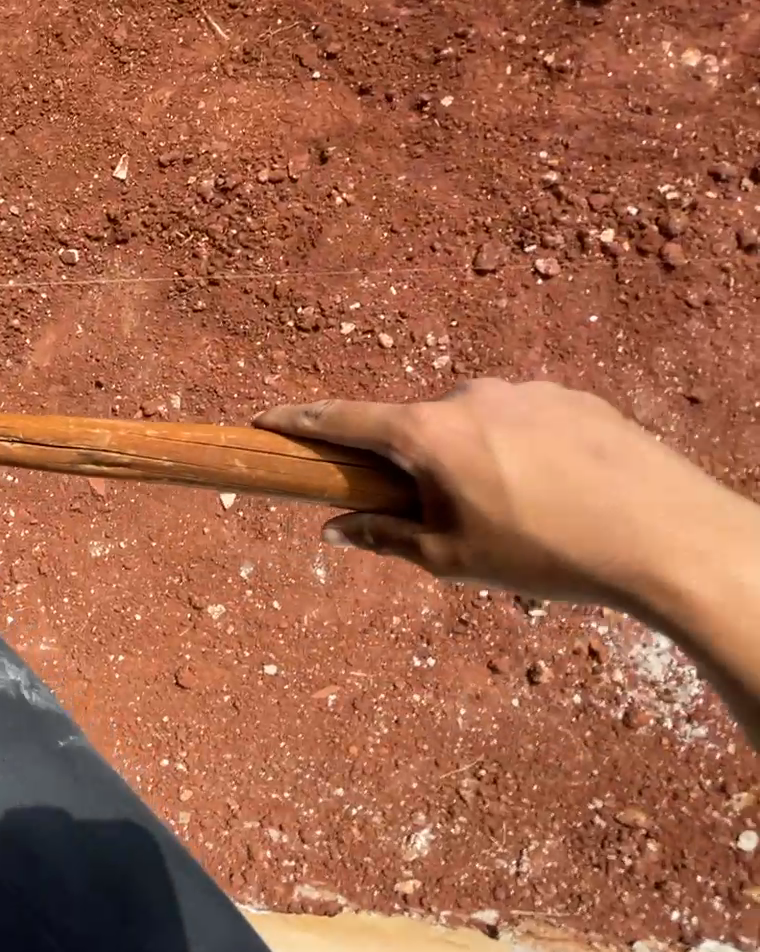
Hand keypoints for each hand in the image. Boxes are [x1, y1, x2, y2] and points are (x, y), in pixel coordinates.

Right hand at [254, 379, 759, 614]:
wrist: (687, 547)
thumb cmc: (548, 556)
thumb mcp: (448, 558)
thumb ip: (381, 536)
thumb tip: (332, 530)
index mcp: (427, 433)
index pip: (339, 419)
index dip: (295, 420)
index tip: (263, 419)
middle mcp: (469, 398)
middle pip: (410, 424)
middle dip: (406, 458)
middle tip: (430, 503)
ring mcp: (528, 392)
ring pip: (466, 420)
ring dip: (463, 452)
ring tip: (505, 502)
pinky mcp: (576, 398)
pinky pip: (518, 416)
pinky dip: (511, 444)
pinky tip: (546, 486)